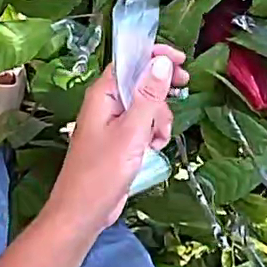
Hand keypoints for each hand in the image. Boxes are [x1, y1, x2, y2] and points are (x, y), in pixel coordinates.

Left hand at [44, 45, 189, 236]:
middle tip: (182, 87)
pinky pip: (142, 124)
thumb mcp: (131, 132)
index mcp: (102, 93)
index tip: (180, 60)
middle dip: (161, 87)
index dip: (155, 55)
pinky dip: (153, 132)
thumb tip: (161, 62)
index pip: (130, 60)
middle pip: (140, 80)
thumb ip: (148, 96)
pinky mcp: (119, 139)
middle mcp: (106, 102)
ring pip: (146, 105)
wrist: (83, 211)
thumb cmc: (101, 172)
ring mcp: (113, 121)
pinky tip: (154, 147)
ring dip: (158, 117)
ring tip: (157, 137)